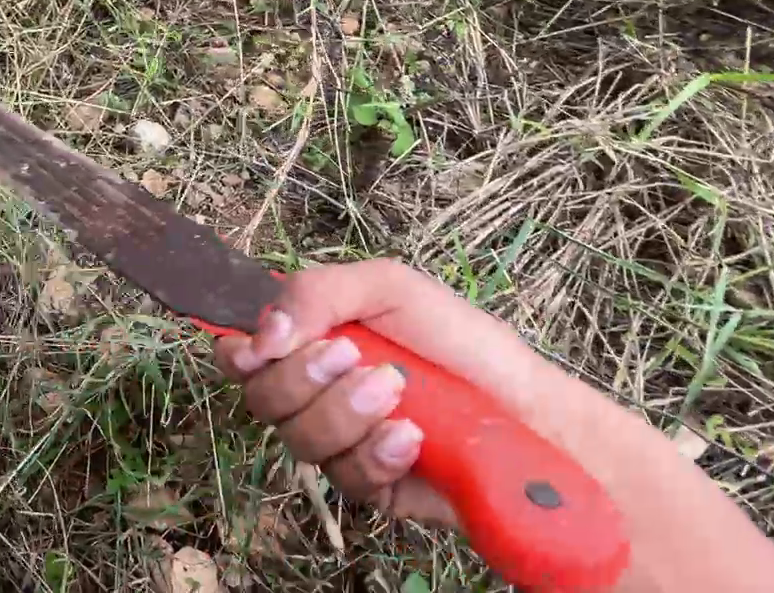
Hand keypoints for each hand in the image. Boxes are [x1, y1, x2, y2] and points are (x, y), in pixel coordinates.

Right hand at [212, 259, 576, 525]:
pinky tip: (412, 439)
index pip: (238, 351)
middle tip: (355, 357)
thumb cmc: (459, 341)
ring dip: (344, 412)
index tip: (270, 348)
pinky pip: (345, 477)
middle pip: (258, 396)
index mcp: (304, 341)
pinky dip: (377, 453)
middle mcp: (310, 392)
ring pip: (296, 438)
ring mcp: (337, 441)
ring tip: (399, 393)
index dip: (241, 353)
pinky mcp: (369, 486)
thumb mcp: (387, 287)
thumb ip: (315, 293)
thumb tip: (262, 333)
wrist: (535, 415)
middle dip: (303, 378)